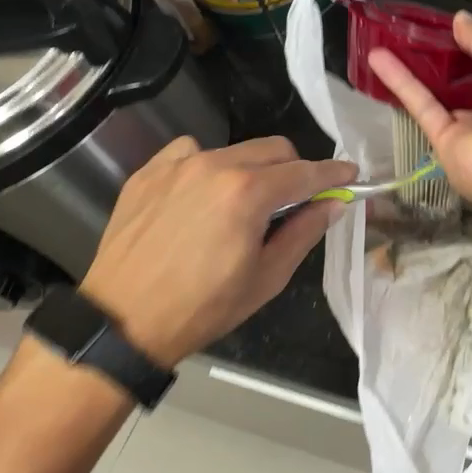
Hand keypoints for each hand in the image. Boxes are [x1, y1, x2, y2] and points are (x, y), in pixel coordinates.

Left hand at [79, 136, 355, 367]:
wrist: (121, 323)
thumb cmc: (202, 308)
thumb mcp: (266, 278)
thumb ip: (304, 233)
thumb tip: (333, 205)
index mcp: (248, 192)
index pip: (305, 172)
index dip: (333, 174)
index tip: (350, 176)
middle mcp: (214, 164)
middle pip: (274, 149)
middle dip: (293, 170)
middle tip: (293, 202)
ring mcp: (177, 165)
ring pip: (234, 150)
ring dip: (249, 171)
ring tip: (238, 207)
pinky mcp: (148, 172)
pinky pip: (190, 153)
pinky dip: (206, 168)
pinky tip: (199, 198)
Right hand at [367, 11, 471, 232]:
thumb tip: (460, 19)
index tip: (448, 24)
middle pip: (466, 78)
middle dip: (442, 56)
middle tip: (411, 29)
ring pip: (441, 93)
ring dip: (416, 67)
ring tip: (387, 38)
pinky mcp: (445, 144)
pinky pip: (423, 107)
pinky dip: (401, 82)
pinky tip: (377, 57)